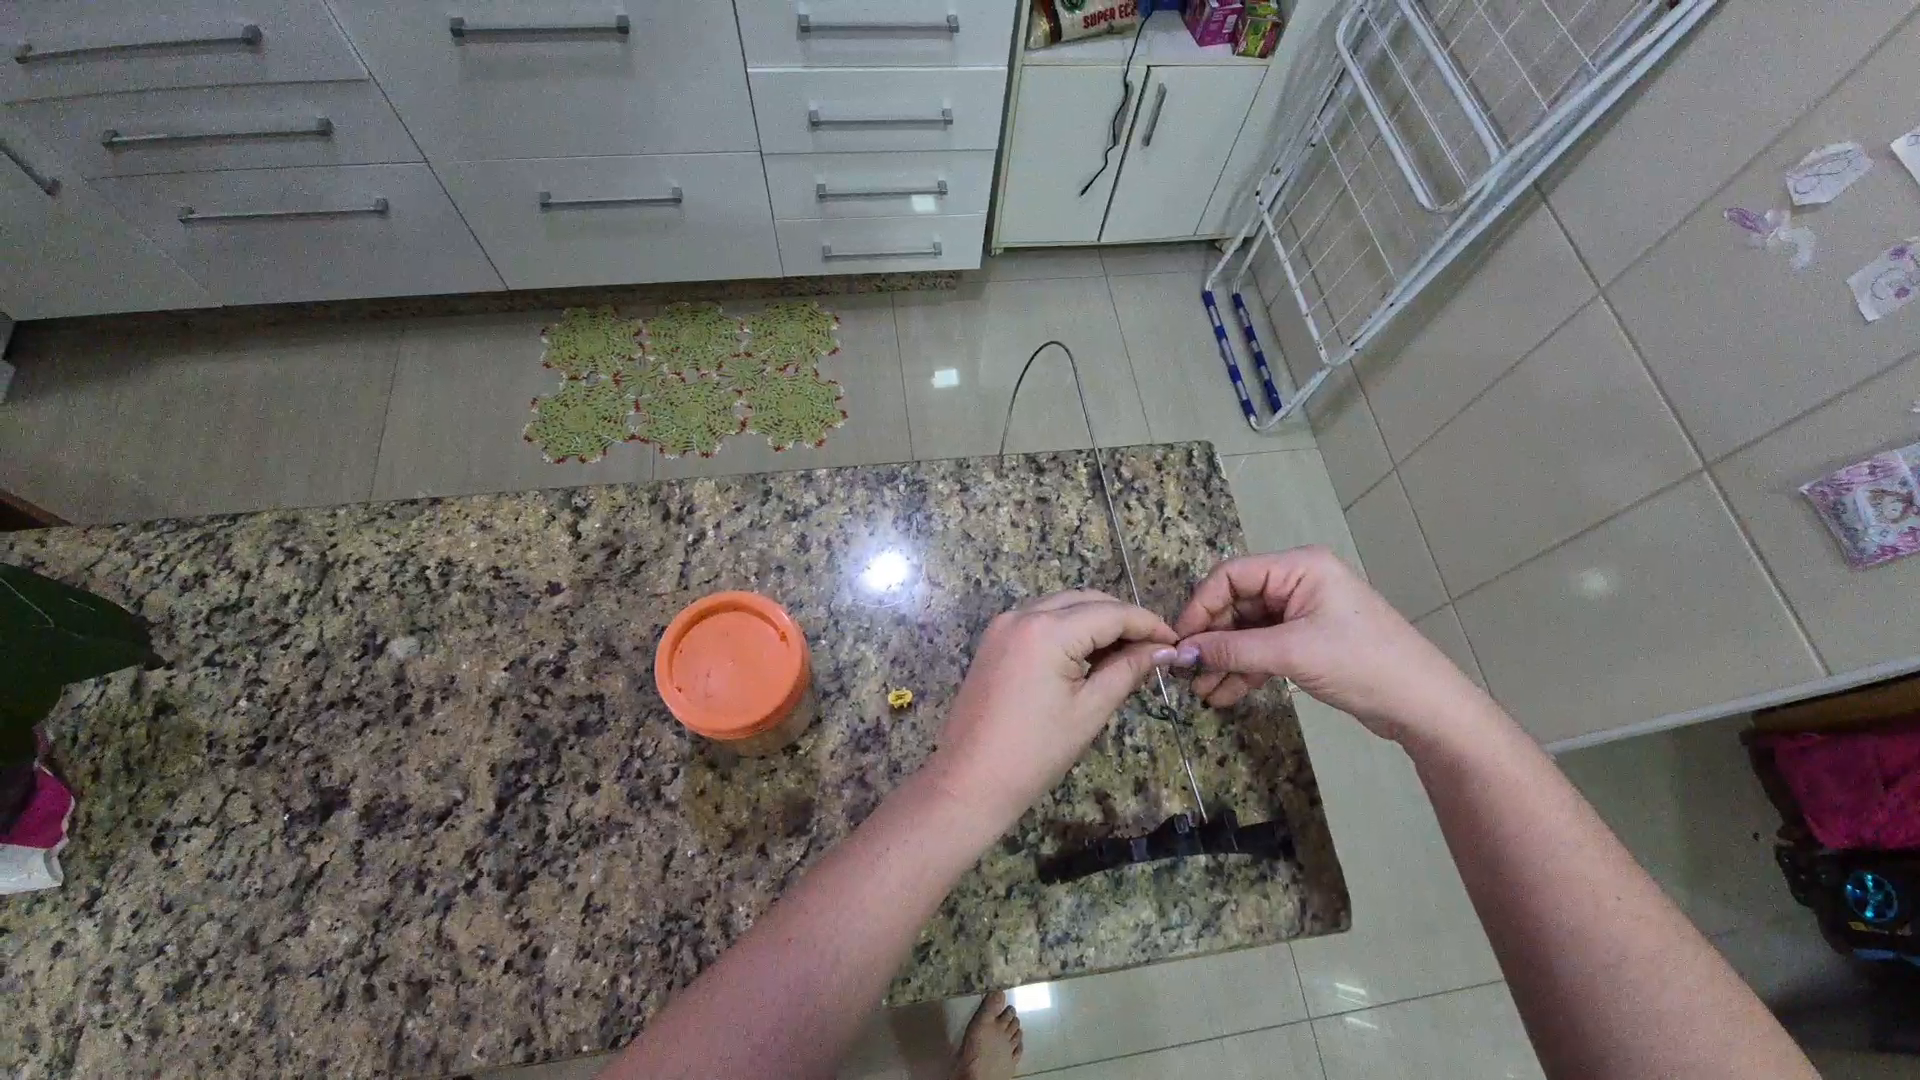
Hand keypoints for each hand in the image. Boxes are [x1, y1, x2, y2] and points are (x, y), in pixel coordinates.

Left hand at [925, 590, 1178, 832]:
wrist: (970, 780)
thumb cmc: (1035, 752)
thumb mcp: (1090, 710)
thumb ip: (1128, 670)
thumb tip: (1163, 650)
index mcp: (1046, 631)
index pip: (1111, 613)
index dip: (1148, 624)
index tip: (1175, 642)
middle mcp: (1022, 614)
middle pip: (1086, 600)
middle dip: (1122, 619)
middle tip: (1154, 649)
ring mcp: (1003, 625)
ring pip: (1062, 606)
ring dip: (1096, 621)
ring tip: (1127, 653)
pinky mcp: (994, 640)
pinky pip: (1040, 620)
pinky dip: (1068, 629)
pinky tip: (1089, 655)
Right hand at [1172, 547, 1484, 741]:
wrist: (1423, 707)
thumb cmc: (1361, 664)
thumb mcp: (1291, 653)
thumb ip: (1232, 649)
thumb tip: (1182, 653)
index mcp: (1299, 567)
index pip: (1231, 576)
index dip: (1201, 606)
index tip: (1180, 641)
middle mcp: (1298, 583)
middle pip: (1236, 604)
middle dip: (1212, 640)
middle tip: (1188, 672)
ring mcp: (1303, 613)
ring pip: (1246, 631)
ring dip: (1224, 660)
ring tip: (1202, 691)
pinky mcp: (1307, 642)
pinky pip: (1263, 649)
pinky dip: (1244, 670)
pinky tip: (1224, 694)